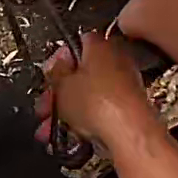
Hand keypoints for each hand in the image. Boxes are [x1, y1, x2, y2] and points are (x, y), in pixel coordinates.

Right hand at [35, 32, 154, 150]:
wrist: (129, 133)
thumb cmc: (99, 104)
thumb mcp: (61, 85)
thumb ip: (54, 71)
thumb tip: (55, 65)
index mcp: (101, 46)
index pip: (75, 43)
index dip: (58, 60)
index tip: (49, 74)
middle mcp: (118, 60)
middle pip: (81, 71)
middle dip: (60, 90)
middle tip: (47, 103)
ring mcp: (126, 83)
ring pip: (89, 93)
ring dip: (68, 108)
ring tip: (52, 125)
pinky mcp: (130, 105)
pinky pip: (101, 108)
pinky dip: (85, 118)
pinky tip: (71, 132)